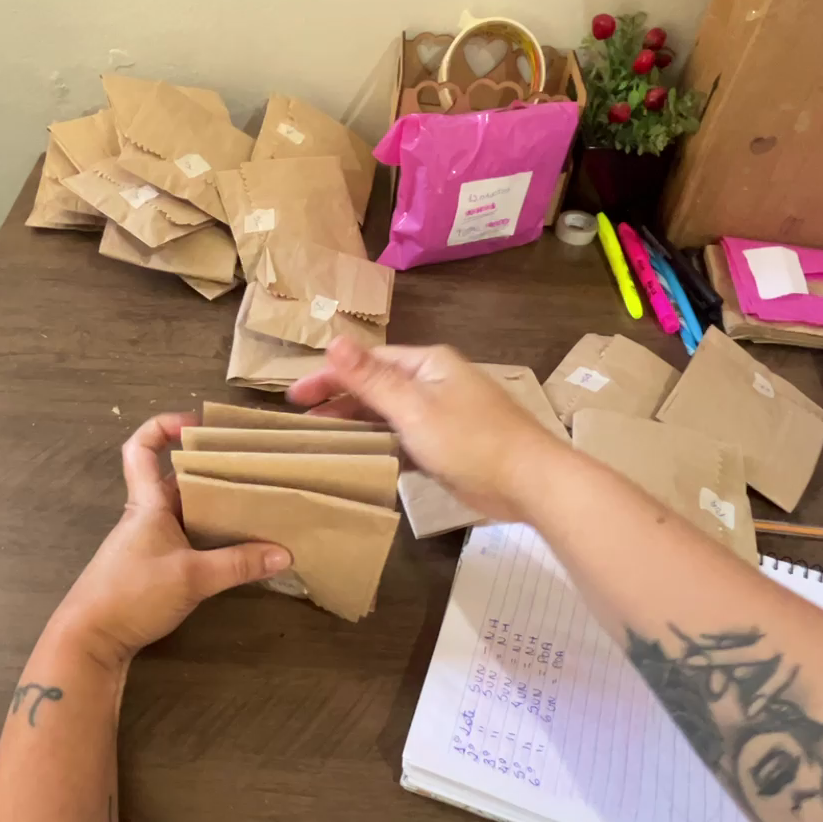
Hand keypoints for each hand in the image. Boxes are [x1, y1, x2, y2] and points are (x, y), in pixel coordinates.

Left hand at [49, 413, 290, 668]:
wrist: (90, 640)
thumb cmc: (131, 594)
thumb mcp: (192, 577)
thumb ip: (239, 564)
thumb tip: (285, 553)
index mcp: (147, 503)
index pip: (142, 448)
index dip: (164, 427)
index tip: (198, 426)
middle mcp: (147, 515)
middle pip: (176, 477)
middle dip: (210, 468)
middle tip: (249, 466)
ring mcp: (150, 542)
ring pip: (185, 509)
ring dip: (214, 504)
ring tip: (254, 502)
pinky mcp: (154, 566)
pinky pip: (188, 537)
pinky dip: (211, 535)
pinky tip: (238, 544)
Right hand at [287, 337, 567, 521]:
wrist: (529, 482)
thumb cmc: (471, 441)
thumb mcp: (414, 408)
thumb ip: (371, 379)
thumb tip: (334, 339)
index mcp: (427, 364)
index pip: (367, 362)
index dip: (329, 375)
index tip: (293, 396)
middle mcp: (433, 382)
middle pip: (376, 385)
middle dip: (339, 398)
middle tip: (300, 418)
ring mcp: (442, 414)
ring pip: (389, 413)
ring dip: (357, 422)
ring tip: (322, 437)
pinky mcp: (447, 444)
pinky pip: (404, 436)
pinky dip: (380, 442)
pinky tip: (360, 456)